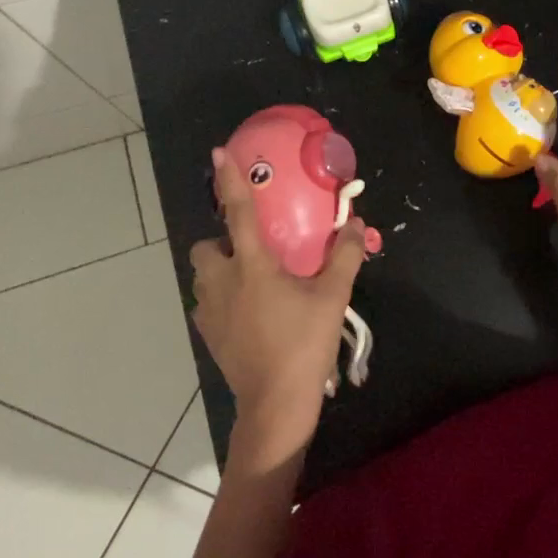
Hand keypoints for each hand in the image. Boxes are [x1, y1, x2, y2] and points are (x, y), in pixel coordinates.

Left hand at [190, 146, 364, 469]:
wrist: (276, 403)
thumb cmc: (305, 343)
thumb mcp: (334, 296)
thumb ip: (344, 254)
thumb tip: (353, 221)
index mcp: (252, 266)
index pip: (238, 213)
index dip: (229, 181)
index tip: (218, 154)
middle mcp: (222, 282)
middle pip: (205, 247)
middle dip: (221, 241)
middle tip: (255, 248)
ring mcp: (210, 312)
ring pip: (203, 276)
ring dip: (222, 269)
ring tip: (254, 280)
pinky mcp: (208, 335)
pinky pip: (207, 304)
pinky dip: (222, 298)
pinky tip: (250, 312)